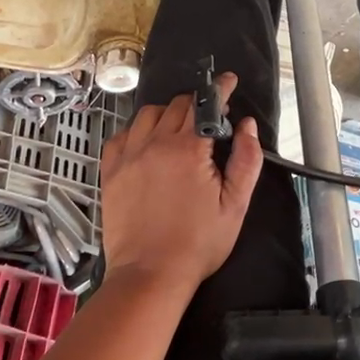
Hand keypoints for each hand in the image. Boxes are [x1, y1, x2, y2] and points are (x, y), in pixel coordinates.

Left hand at [100, 73, 263, 289]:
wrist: (149, 276)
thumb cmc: (197, 244)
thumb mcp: (235, 206)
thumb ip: (246, 160)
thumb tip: (247, 126)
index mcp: (189, 150)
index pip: (206, 104)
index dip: (221, 89)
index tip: (228, 82)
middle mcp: (156, 144)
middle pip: (178, 104)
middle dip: (197, 104)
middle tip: (208, 121)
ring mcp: (130, 156)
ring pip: (149, 114)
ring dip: (167, 114)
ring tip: (177, 131)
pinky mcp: (112, 172)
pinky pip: (122, 135)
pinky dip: (136, 132)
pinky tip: (147, 145)